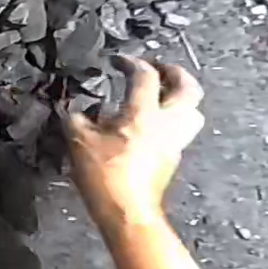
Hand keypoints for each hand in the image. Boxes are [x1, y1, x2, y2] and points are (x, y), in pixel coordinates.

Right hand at [66, 57, 204, 230]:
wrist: (126, 208)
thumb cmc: (102, 173)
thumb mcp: (77, 140)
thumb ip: (76, 118)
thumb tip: (75, 109)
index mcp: (142, 114)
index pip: (144, 77)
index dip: (131, 63)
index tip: (118, 60)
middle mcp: (167, 123)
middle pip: (188, 88)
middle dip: (175, 72)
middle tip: (158, 67)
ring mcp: (175, 140)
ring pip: (193, 108)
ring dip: (182, 95)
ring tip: (163, 92)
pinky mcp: (173, 154)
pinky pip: (181, 126)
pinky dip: (172, 115)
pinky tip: (152, 120)